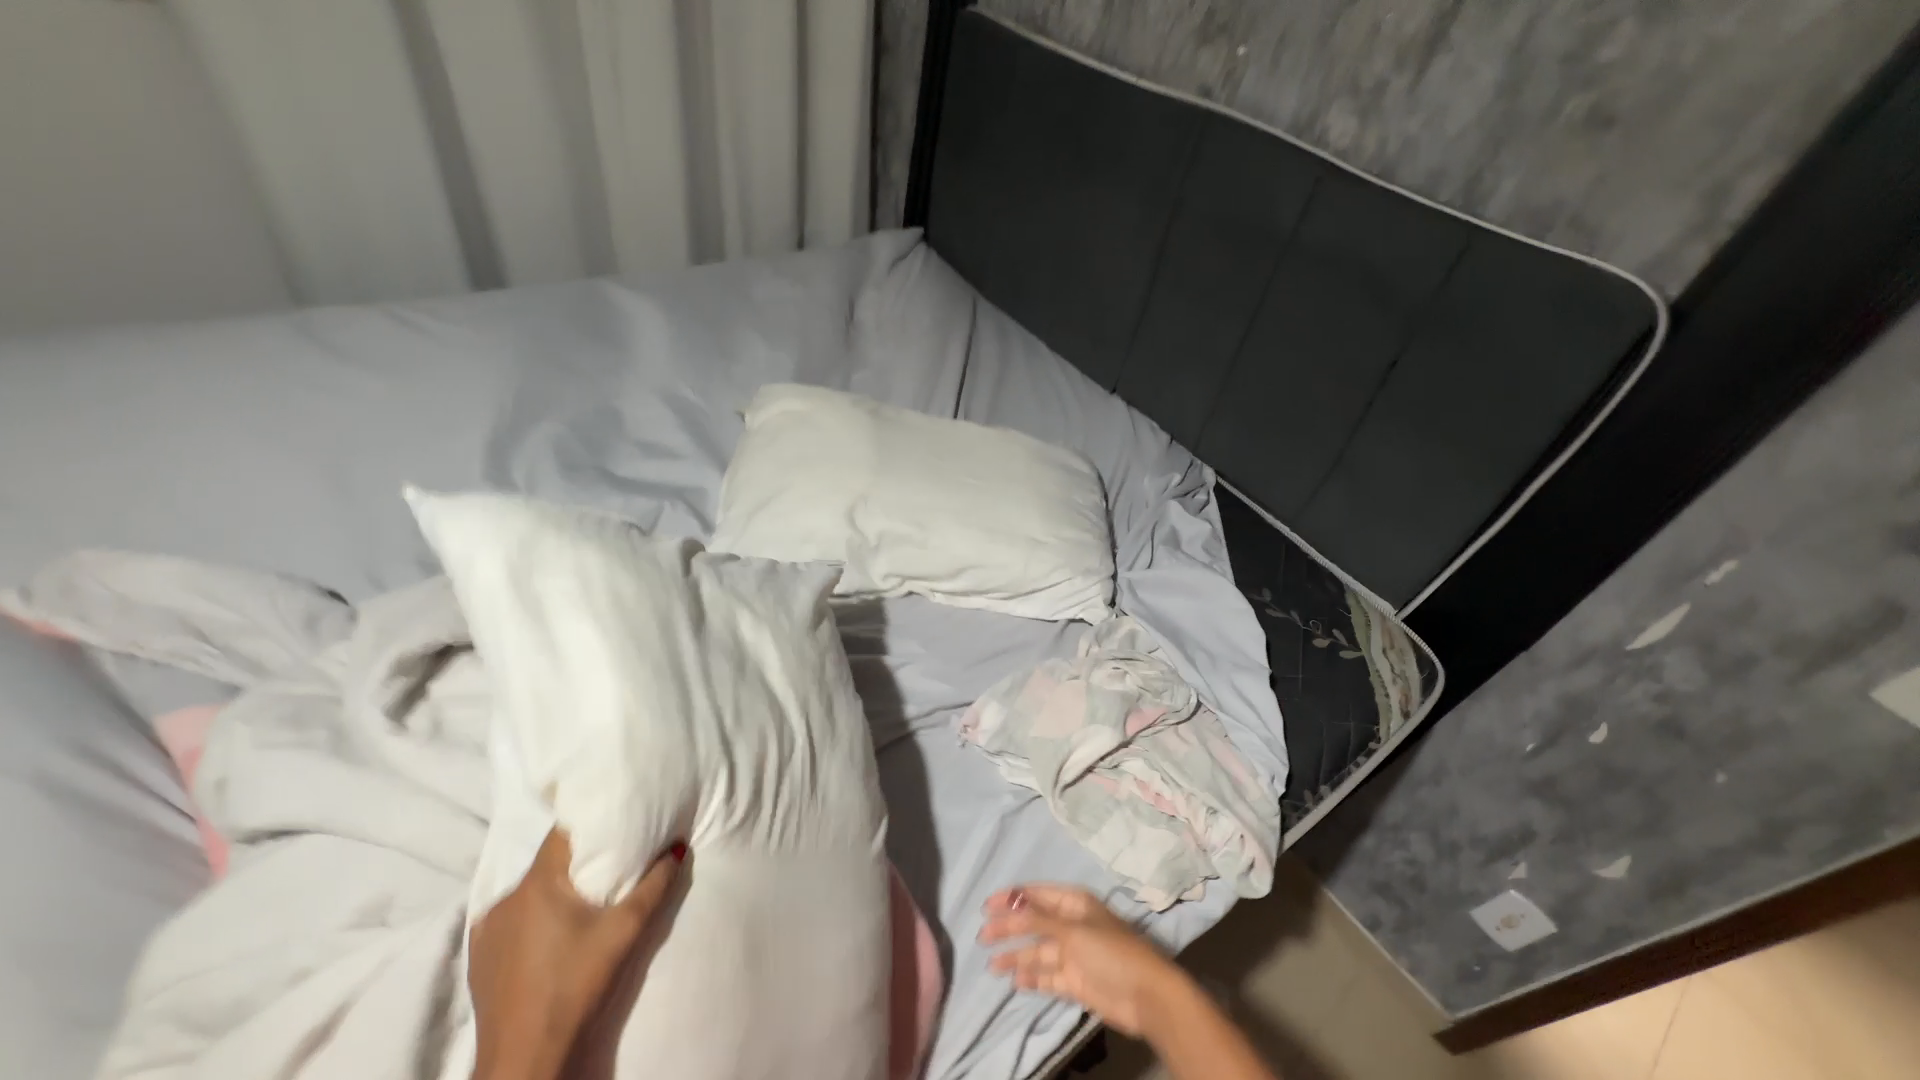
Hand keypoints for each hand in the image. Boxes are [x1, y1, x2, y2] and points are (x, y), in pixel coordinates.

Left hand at [469, 828, 685, 1079]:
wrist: (525, 1058)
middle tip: (608, 870)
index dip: (589, 824)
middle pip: (547, 865)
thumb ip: (653, 886)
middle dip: (577, 864)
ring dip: (553, 895)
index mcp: (537, 883)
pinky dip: (532, 921)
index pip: (562, 833)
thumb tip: (676, 848)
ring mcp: (486, 929)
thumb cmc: (577, 986)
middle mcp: (505, 897)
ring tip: (582, 911)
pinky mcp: (478, 957)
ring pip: (528, 894)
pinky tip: (551, 942)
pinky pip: (511, 922)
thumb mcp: (625, 933)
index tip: (614, 822)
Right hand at [977, 883, 1192, 1037]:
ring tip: (991, 965)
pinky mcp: (1075, 981)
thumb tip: (1009, 906)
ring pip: (1037, 951)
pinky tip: (1015, 981)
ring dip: (1015, 956)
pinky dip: (1032, 977)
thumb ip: (1038, 919)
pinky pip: (1047, 976)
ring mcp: (1074, 954)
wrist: (1146, 995)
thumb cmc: (1110, 952)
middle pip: (1034, 924)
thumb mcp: (1072, 930)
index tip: (986, 906)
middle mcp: (1072, 925)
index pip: (1038, 895)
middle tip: (982, 936)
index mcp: (1076, 903)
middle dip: (1009, 928)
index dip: (1012, 898)